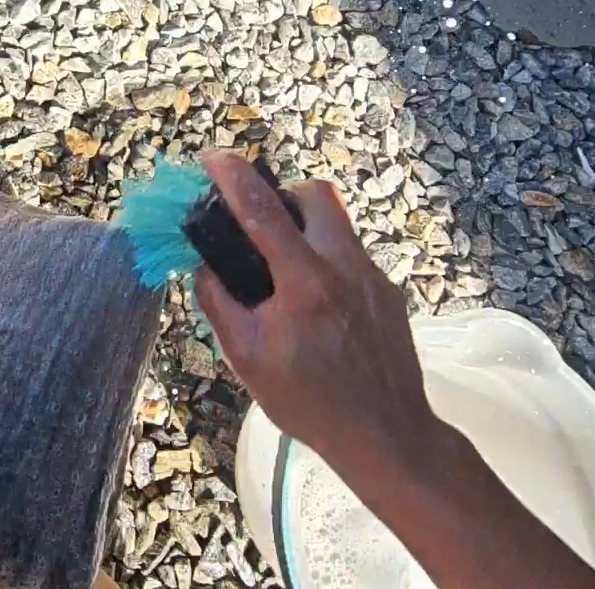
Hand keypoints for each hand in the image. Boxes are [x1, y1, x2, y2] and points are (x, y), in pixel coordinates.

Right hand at [191, 150, 447, 490]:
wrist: (388, 438)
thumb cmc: (309, 401)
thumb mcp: (245, 357)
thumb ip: (219, 302)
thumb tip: (204, 266)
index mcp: (304, 282)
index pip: (262, 209)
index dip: (232, 175)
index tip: (211, 156)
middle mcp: (344, 267)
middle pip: (316, 195)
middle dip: (282, 193)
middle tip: (260, 220)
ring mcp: (373, 277)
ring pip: (337, 223)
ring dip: (304, 227)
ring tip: (284, 267)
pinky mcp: (389, 292)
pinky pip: (350, 255)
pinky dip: (325, 259)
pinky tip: (316, 303)